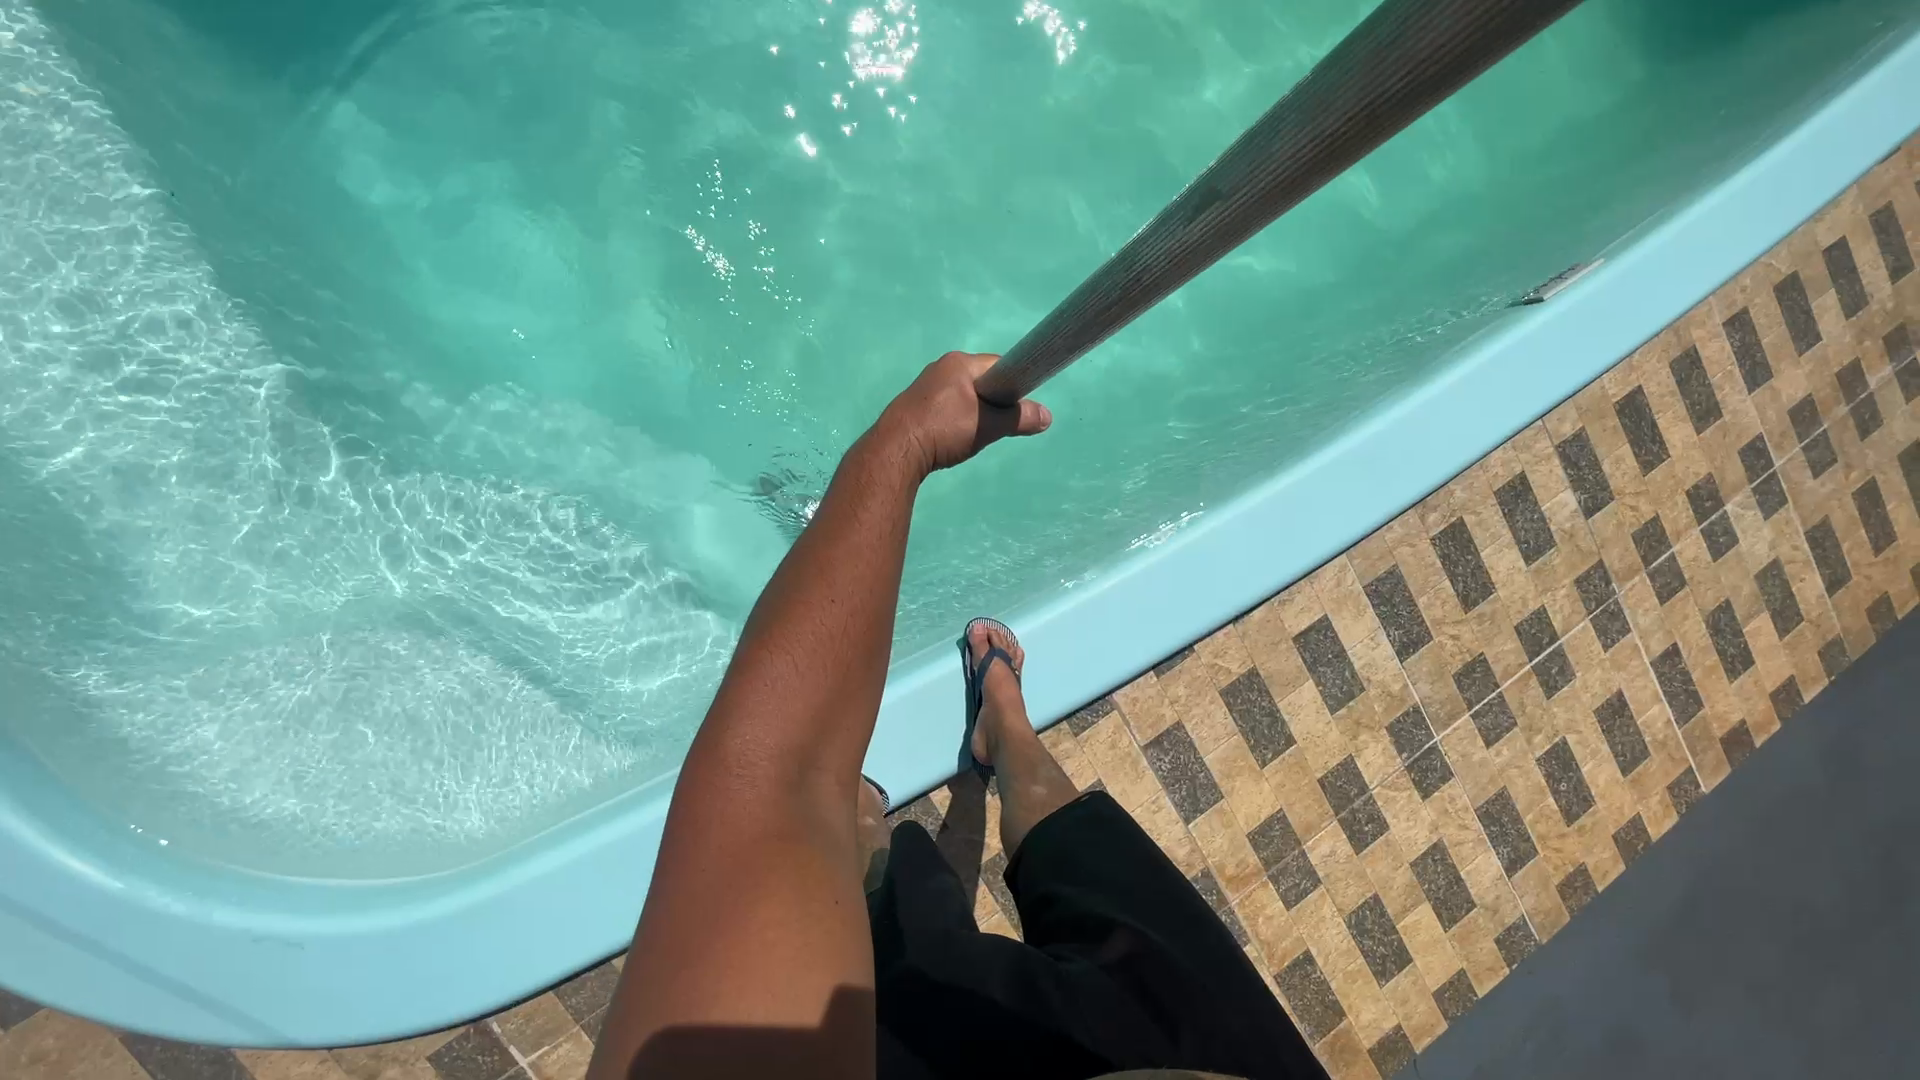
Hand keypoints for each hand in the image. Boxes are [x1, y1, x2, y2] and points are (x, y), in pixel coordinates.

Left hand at [875, 352, 1051, 473]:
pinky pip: (946, 408)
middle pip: (981, 382)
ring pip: (963, 397)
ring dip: (974, 414)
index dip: (1014, 384)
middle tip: (997, 426)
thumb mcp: (988, 425)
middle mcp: (940, 368)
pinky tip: (952, 439)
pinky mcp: (914, 406)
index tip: (1019, 405)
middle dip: (993, 402)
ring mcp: (924, 387)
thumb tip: (1048, 417)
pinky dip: (955, 422)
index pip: (998, 365)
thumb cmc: (944, 430)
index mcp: (958, 363)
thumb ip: (1018, 419)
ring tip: (974, 436)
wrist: (896, 450)